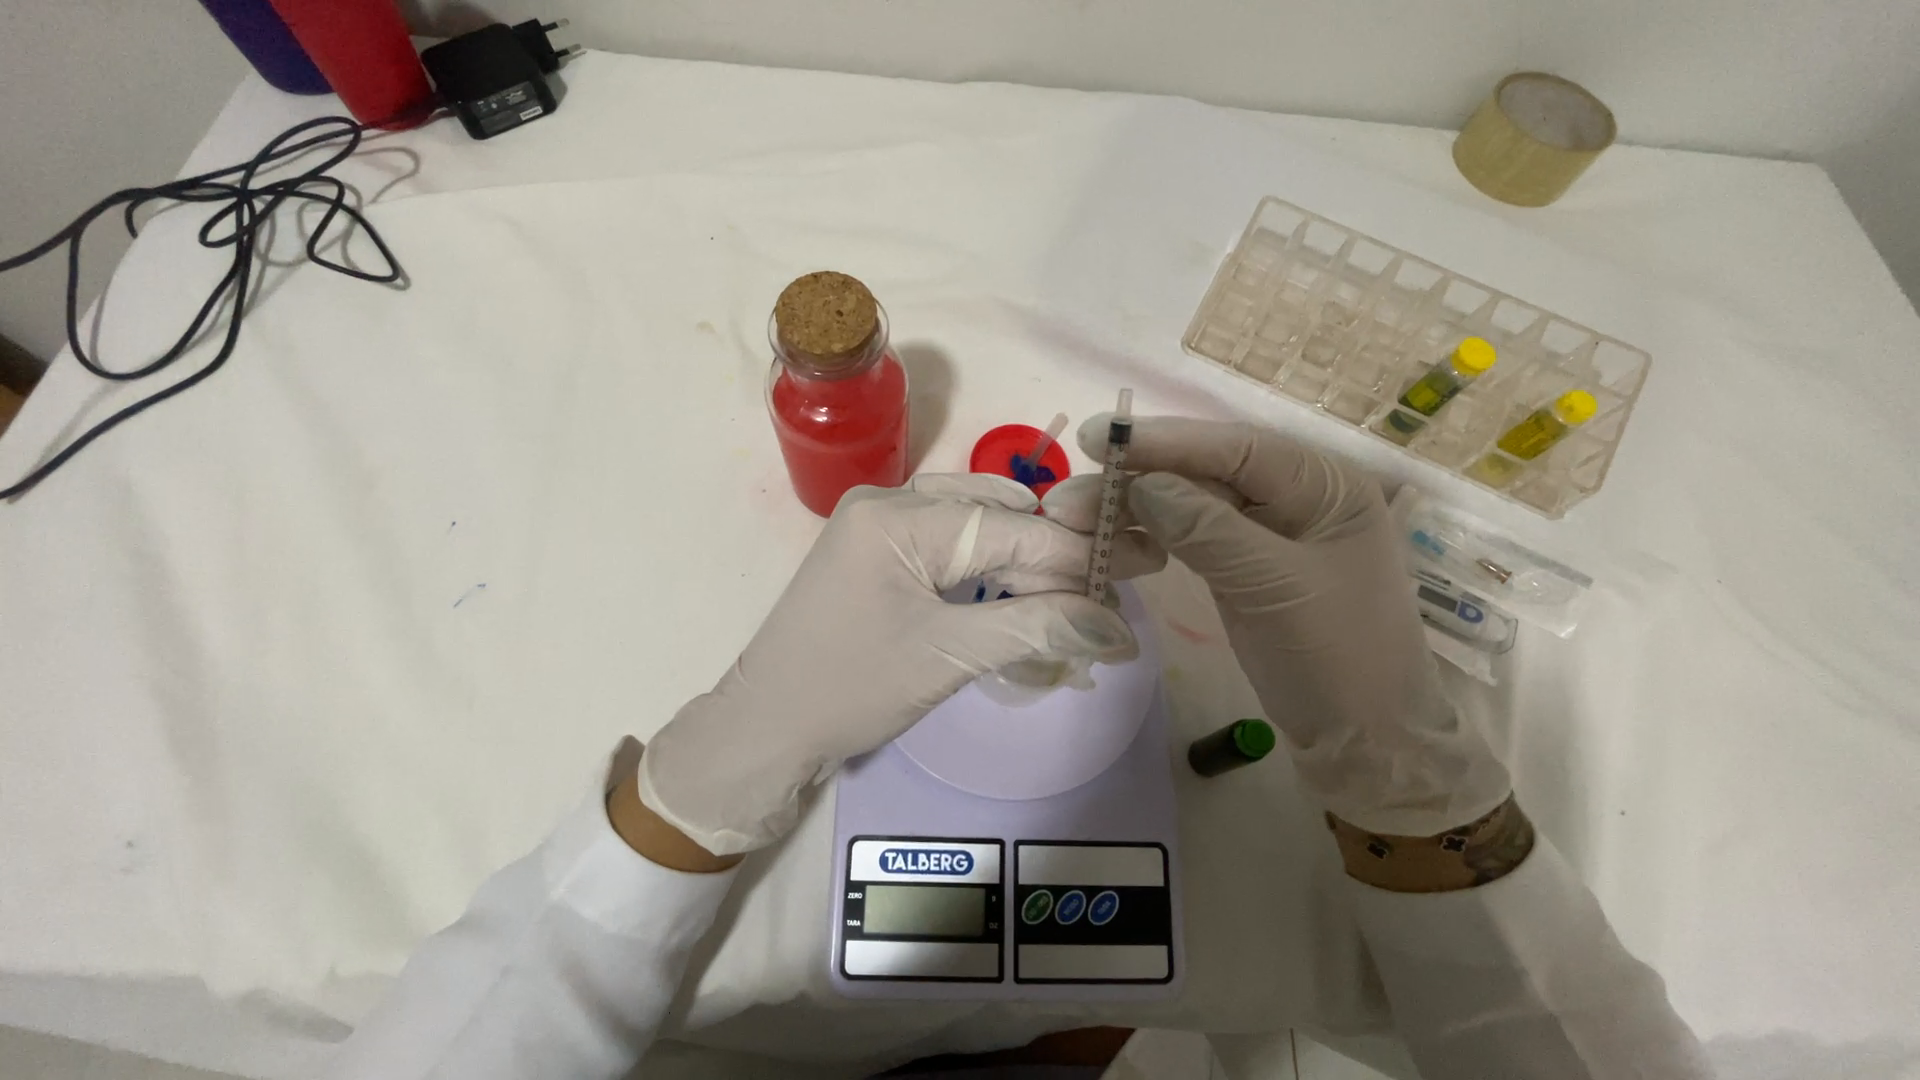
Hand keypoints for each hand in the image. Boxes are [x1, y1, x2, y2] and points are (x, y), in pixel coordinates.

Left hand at [640, 474, 1136, 854]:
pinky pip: (950, 545)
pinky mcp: (879, 553)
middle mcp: (888, 502)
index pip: (1012, 526)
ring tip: (1081, 594)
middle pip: (997, 517)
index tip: (1142, 566)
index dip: (1079, 554)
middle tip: (1118, 584)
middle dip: (1057, 555)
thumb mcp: (947, 658)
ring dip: (1028, 562)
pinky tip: (1026, 594)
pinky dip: (991, 571)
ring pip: (977, 527)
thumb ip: (1035, 629)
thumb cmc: (849, 691)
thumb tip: (1118, 628)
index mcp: (897, 516)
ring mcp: (879, 525)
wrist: (764, 729)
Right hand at [1044, 416, 1507, 836]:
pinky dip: (1151, 537)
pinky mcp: (1241, 566)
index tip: (1102, 439)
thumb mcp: (1275, 588)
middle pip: (1206, 473)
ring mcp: (1265, 534)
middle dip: (1139, 477)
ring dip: (1134, 508)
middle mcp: (1295, 498)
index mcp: (1324, 486)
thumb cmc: (1338, 658)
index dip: (1167, 441)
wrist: (1365, 741)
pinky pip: (1190, 537)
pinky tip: (1112, 538)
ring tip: (1075, 516)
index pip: (1236, 448)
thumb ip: (1209, 530)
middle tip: (1072, 490)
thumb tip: (1143, 484)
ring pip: (1190, 504)